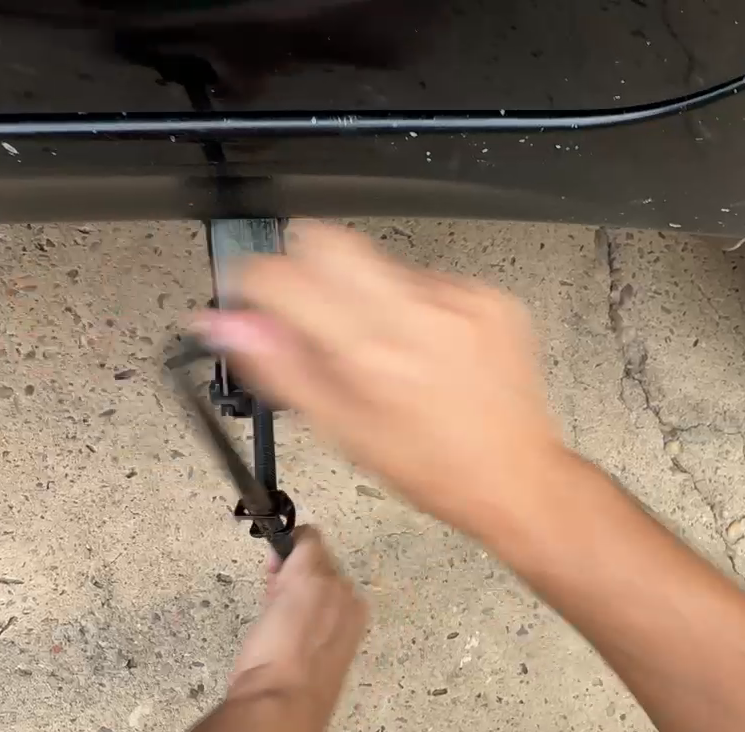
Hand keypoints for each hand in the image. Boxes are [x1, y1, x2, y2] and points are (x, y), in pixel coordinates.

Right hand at [191, 221, 571, 537]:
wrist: (516, 476)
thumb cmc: (437, 470)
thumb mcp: (345, 433)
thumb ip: (282, 369)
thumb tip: (227, 323)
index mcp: (372, 351)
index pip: (281, 273)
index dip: (256, 285)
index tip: (261, 305)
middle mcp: (417, 313)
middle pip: (329, 242)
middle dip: (310, 273)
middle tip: (322, 324)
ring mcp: (461, 301)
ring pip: (383, 266)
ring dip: (372, 300)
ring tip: (395, 358)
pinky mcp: (492, 300)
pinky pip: (432, 283)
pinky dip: (419, 310)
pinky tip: (432, 354)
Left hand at [225, 527, 367, 731]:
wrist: (284, 700)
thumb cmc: (295, 692)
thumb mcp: (312, 660)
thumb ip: (311, 631)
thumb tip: (298, 615)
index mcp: (356, 620)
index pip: (334, 588)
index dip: (309, 590)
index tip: (290, 599)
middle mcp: (351, 598)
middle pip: (326, 569)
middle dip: (302, 575)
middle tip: (276, 597)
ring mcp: (331, 584)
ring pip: (314, 556)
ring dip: (293, 565)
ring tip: (272, 587)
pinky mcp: (306, 575)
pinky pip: (305, 539)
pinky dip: (289, 541)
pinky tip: (274, 548)